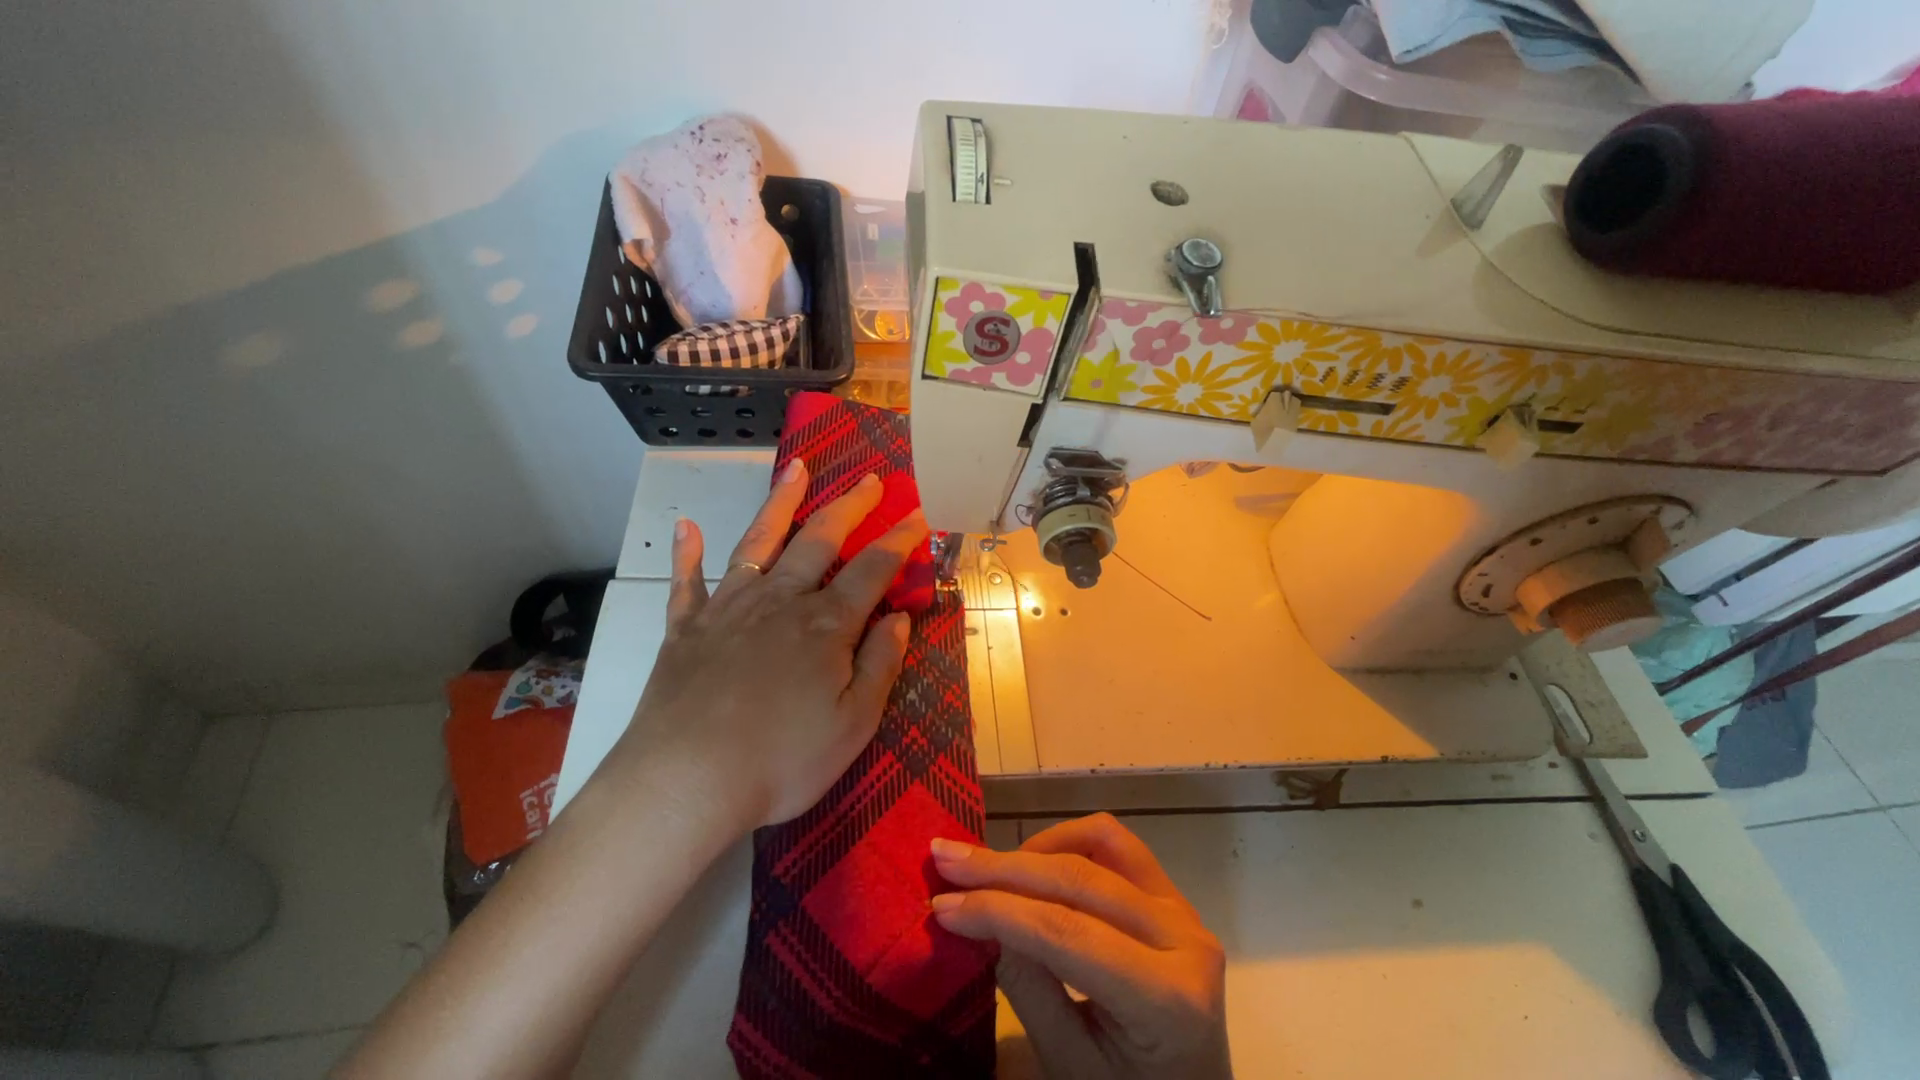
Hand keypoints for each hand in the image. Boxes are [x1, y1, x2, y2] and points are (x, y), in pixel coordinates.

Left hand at [613, 457, 927, 829]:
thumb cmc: (783, 760)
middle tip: (869, 479)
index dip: (899, 541)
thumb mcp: (855, 723)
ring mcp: (729, 609)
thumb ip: (879, 665)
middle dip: (849, 506)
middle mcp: (780, 601)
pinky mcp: (686, 628)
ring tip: (795, 469)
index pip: (873, 570)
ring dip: (780, 504)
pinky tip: (685, 527)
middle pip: (820, 540)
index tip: (919, 515)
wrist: (688, 779)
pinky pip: (687, 582)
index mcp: (826, 624)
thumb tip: (898, 617)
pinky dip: (687, 553)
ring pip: (759, 543)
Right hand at [929, 813, 1230, 1079]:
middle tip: (945, 860)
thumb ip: (1026, 986)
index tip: (940, 902)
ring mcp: (1183, 911)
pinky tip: (1035, 863)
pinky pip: (1118, 847)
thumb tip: (974, 916)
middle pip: (1080, 880)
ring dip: (1037, 847)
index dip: (998, 910)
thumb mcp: (1070, 1061)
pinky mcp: (1173, 897)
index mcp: (1168, 998)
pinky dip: (1070, 842)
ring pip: (1102, 844)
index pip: (1067, 933)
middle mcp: (1185, 940)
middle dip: (1003, 868)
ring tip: (989, 867)